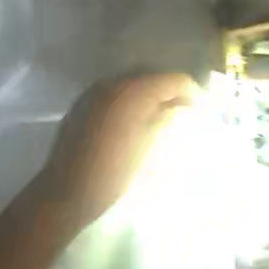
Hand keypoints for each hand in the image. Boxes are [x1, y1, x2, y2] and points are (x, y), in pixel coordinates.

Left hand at [34, 73, 196, 230]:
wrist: (67, 192)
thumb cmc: (113, 175)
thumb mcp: (149, 149)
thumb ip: (168, 121)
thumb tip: (183, 107)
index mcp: (132, 93)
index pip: (171, 80)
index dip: (190, 91)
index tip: (201, 107)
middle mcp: (111, 84)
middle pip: (149, 76)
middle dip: (168, 90)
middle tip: (183, 110)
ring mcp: (92, 93)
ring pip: (128, 83)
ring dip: (147, 94)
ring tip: (160, 116)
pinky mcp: (80, 105)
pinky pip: (111, 93)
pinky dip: (127, 100)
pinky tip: (133, 120)